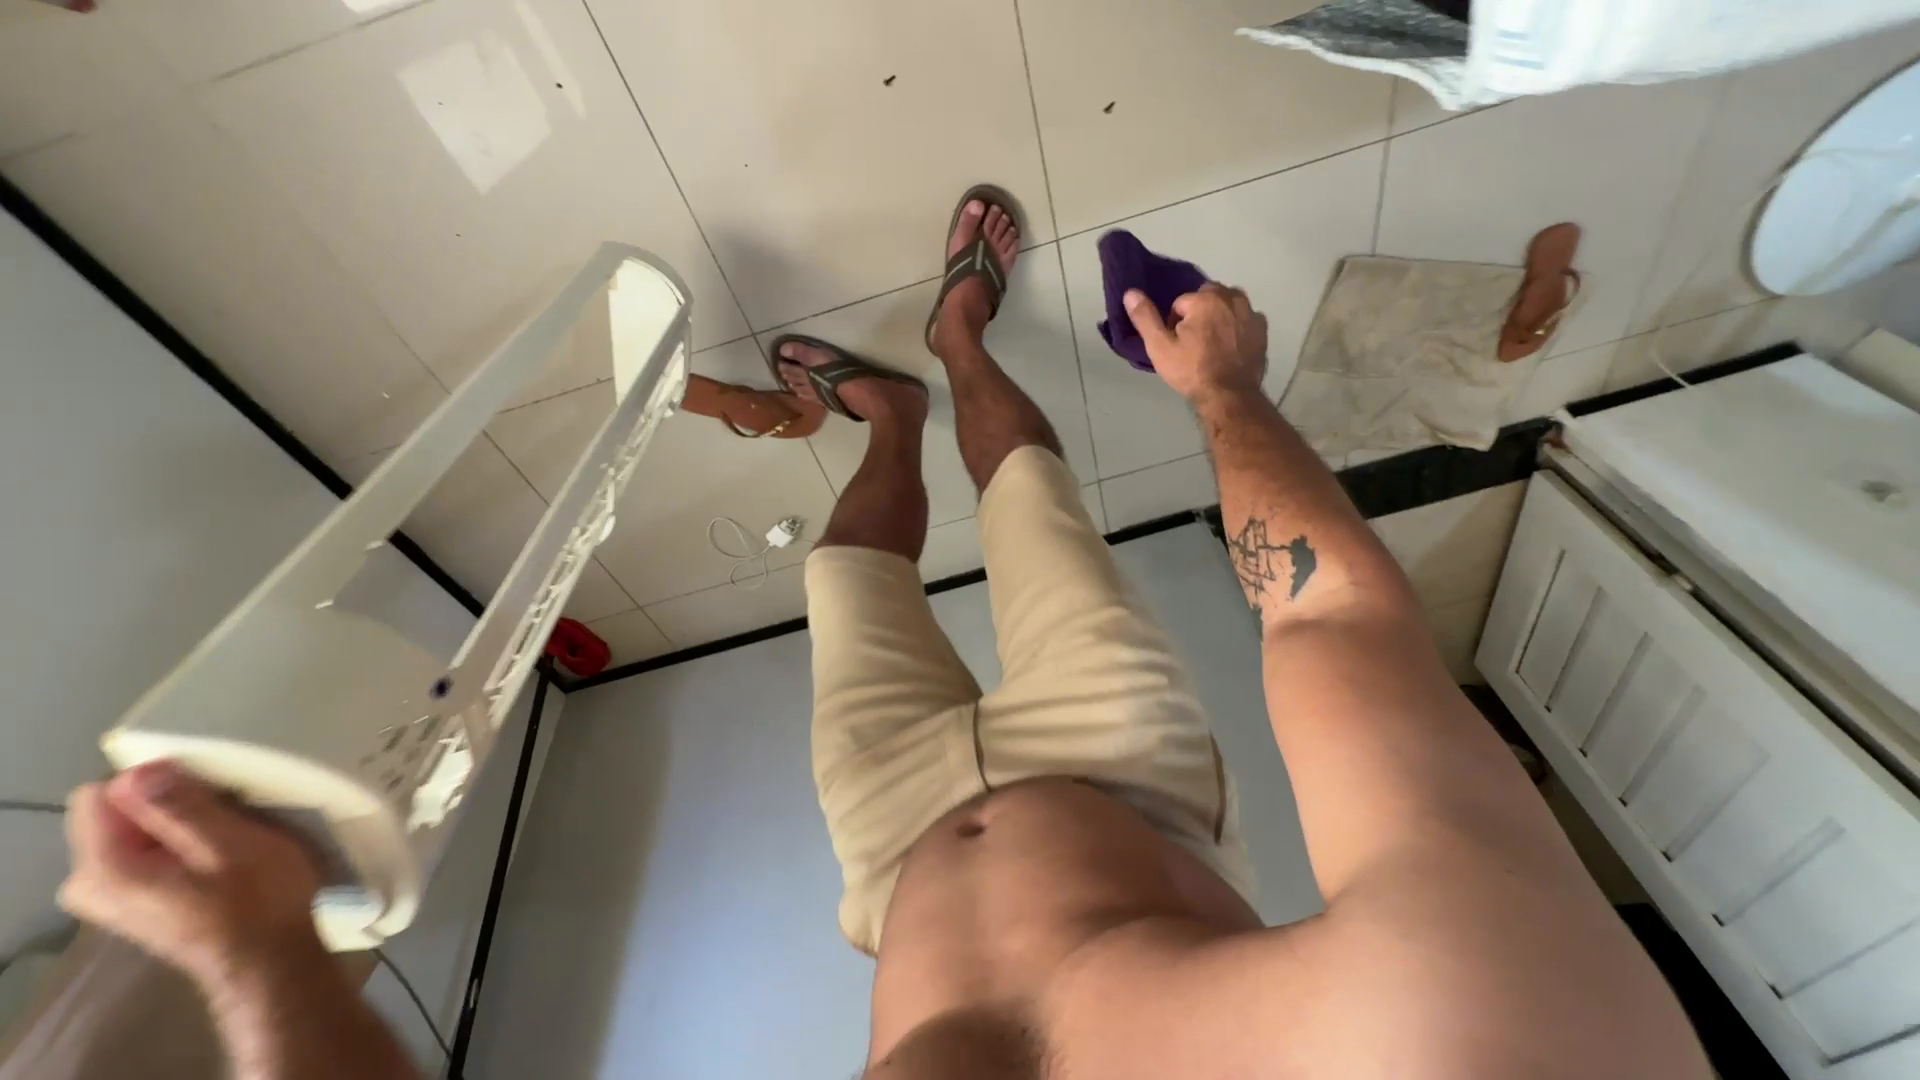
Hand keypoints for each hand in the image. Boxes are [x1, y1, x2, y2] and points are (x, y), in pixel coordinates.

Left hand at [61, 761, 326, 987]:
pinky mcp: (132, 901)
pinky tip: (220, 855)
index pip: (103, 793)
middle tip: (226, 817)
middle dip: (169, 805)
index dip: (158, 783)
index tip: (211, 794)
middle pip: (115, 813)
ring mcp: (107, 896)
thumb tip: (139, 771)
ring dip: (180, 823)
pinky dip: (181, 843)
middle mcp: (87, 882)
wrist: (270, 959)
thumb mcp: (230, 844)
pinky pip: (143, 852)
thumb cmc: (258, 899)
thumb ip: (180, 809)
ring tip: (228, 836)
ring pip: (133, 831)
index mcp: (103, 868)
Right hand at [1123, 284, 1269, 401]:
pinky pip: (1245, 317)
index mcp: (1204, 300)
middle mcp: (1231, 298)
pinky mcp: (1262, 329)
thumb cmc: (1191, 371)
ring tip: (1212, 342)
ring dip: (1219, 314)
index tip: (1177, 344)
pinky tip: (1230, 346)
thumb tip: (1130, 292)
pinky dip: (1237, 325)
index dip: (1175, 323)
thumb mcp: (1160, 347)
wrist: (1229, 396)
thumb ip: (1145, 318)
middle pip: (1207, 297)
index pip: (1181, 303)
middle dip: (1199, 313)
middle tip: (1193, 342)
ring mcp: (1250, 313)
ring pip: (1228, 303)